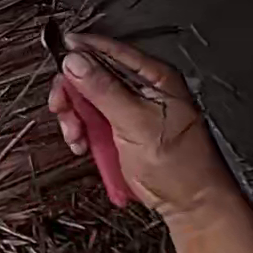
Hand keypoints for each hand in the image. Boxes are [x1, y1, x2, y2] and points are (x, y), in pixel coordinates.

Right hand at [48, 32, 237, 220]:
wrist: (190, 206)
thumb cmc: (182, 165)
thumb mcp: (137, 121)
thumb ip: (103, 89)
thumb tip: (76, 61)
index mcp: (153, 78)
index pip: (112, 51)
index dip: (85, 48)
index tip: (62, 46)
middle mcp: (140, 90)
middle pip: (93, 76)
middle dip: (73, 92)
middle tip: (63, 105)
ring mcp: (128, 111)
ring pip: (86, 100)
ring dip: (74, 116)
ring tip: (76, 133)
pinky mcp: (119, 131)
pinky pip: (89, 122)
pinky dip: (79, 131)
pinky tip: (82, 143)